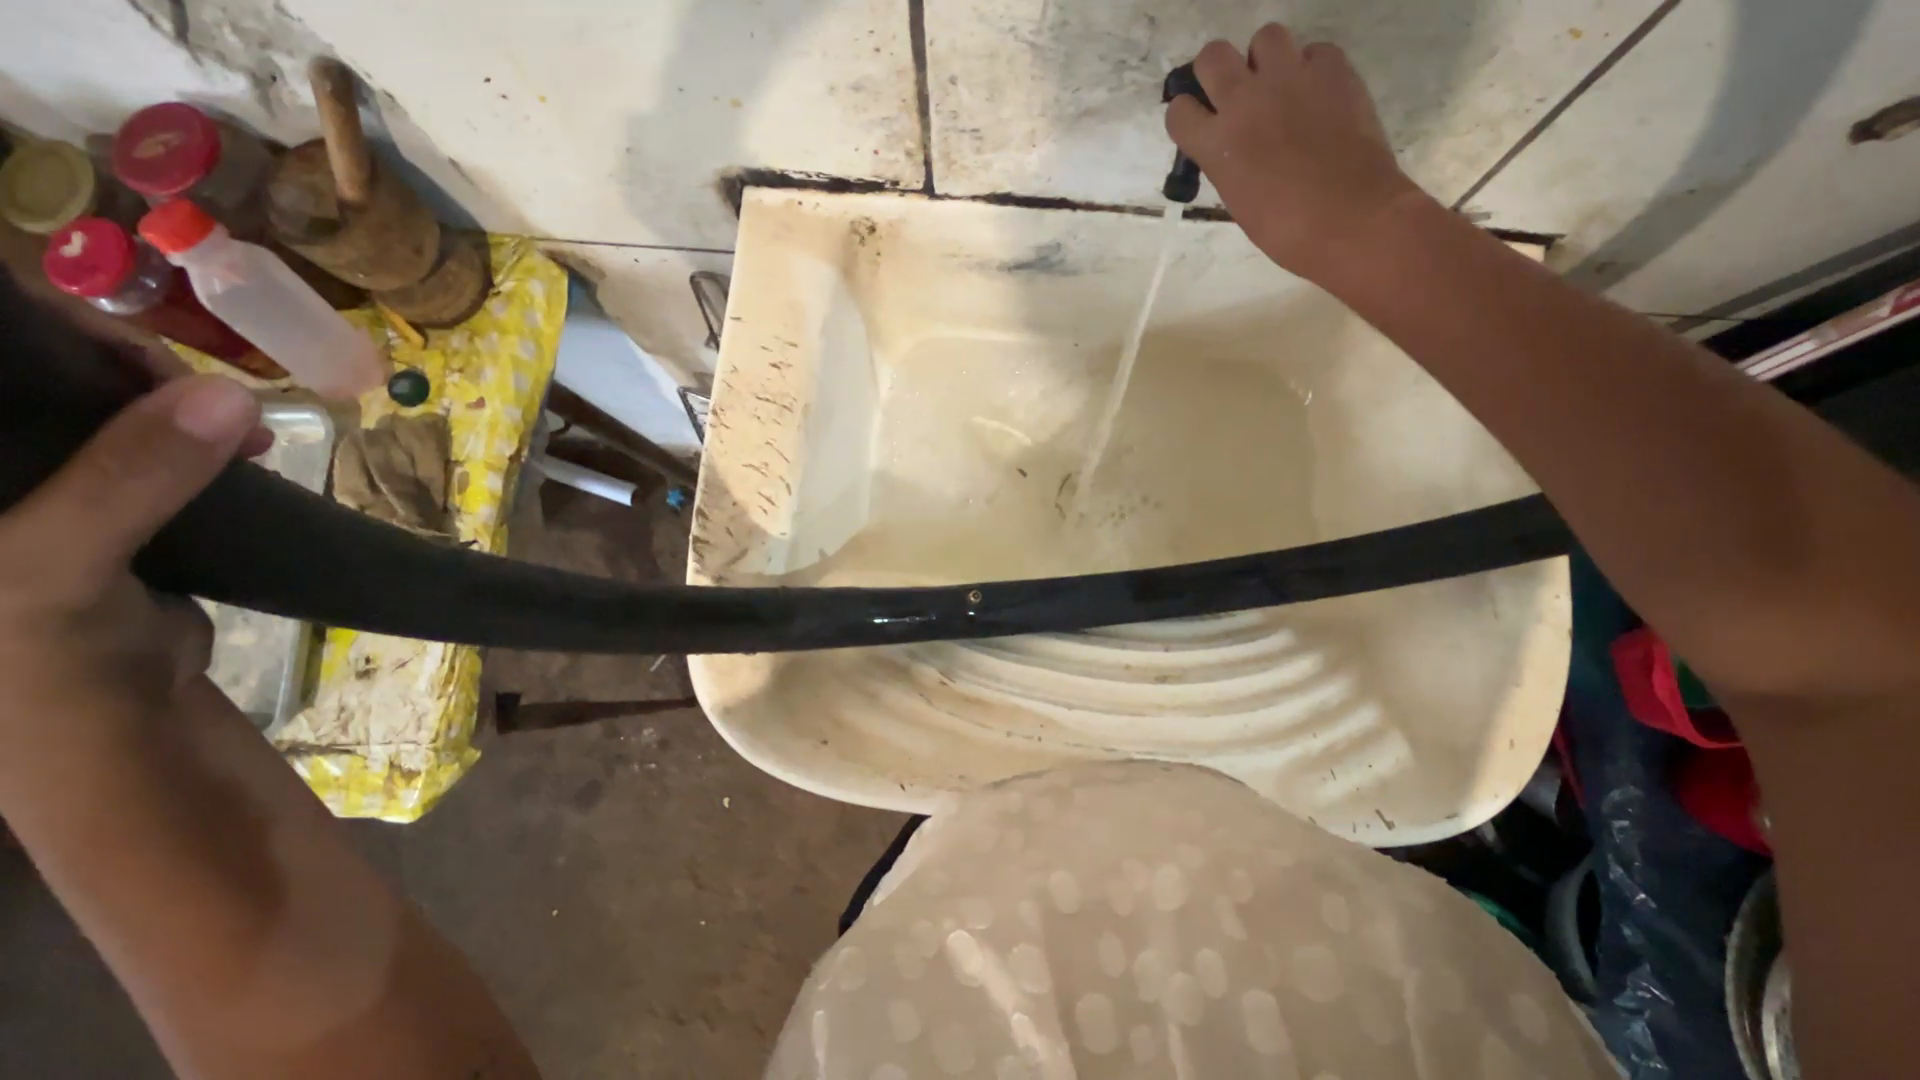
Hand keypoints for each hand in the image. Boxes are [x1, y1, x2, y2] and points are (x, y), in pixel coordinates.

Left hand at [0, 376, 260, 733]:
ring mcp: (33, 486)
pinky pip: (139, 440)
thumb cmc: (33, 671)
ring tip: (227, 413)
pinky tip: (237, 438)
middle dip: (105, 361)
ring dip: (160, 395)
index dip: (26, 330)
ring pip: (89, 400)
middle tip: (184, 384)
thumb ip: (127, 476)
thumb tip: (229, 391)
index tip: (109, 342)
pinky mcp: (98, 504)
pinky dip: (189, 430)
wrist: (113, 739)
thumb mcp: (56, 568)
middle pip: (25, 370)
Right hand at [1167, 25, 1430, 277]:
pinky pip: (1316, 50)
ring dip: (1266, 57)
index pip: (1179, 111)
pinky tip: (1318, 93)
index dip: (1187, 115)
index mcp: (1216, 145)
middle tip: (1233, 90)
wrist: (1351, 218)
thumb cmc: (1287, 230)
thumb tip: (1234, 147)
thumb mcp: (1238, 200)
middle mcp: (1244, 101)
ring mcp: (1290, 80)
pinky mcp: (1333, 70)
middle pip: (1212, 56)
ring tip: (1279, 82)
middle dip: (1216, 70)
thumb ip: (1227, 162)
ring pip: (1265, 37)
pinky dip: (1313, 67)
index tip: (1199, 123)